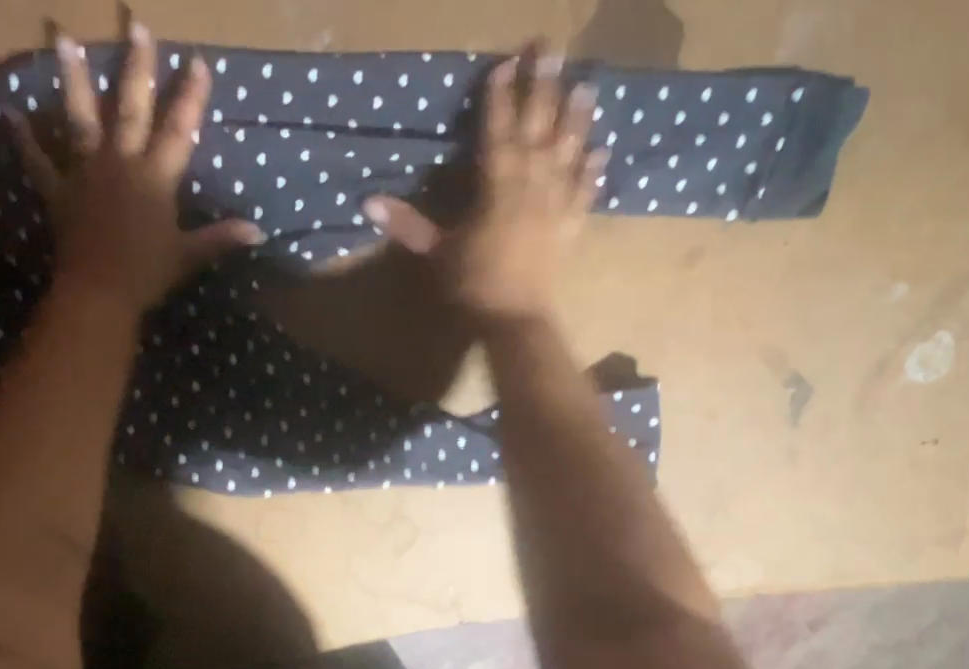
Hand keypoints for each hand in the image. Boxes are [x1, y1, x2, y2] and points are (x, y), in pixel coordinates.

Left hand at [9, 22, 264, 314]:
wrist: (98, 294)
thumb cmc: (146, 275)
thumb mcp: (188, 256)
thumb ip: (220, 238)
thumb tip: (258, 231)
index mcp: (156, 177)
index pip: (180, 128)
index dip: (191, 96)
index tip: (198, 61)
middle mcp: (121, 164)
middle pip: (130, 107)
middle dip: (137, 67)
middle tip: (136, 26)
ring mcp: (86, 174)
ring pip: (80, 118)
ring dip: (73, 79)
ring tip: (64, 40)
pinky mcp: (59, 193)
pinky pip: (39, 163)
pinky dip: (25, 140)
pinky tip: (11, 114)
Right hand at [365, 50, 606, 328]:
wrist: (514, 321)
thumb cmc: (471, 286)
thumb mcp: (435, 253)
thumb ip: (407, 224)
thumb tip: (367, 202)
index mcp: (496, 188)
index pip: (496, 133)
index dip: (498, 97)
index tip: (503, 63)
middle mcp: (531, 186)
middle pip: (537, 128)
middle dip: (542, 87)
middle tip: (549, 48)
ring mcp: (556, 204)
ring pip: (568, 152)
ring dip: (576, 117)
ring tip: (586, 84)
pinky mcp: (571, 227)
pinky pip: (585, 191)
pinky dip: (593, 170)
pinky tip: (600, 151)